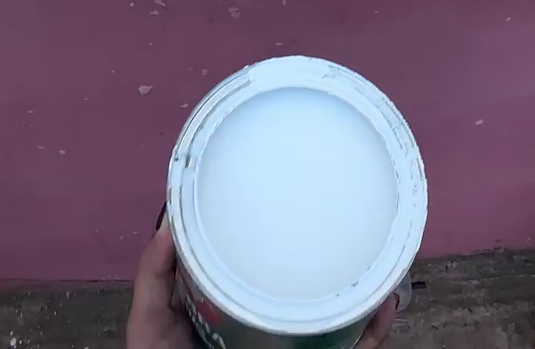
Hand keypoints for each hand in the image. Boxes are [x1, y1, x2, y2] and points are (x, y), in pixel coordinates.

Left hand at [126, 224, 398, 348]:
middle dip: (334, 262)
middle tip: (349, 224)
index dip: (279, 239)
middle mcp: (272, 328)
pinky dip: (373, 332)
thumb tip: (169, 224)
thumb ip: (154, 279)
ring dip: (363, 291)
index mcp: (236, 311)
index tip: (292, 202)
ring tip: (379, 261)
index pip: (262, 268)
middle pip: (309, 290)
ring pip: (339, 318)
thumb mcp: (150, 328)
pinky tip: (384, 306)